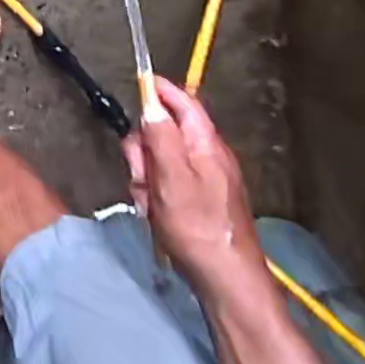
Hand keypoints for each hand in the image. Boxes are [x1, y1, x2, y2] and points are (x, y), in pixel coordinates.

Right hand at [122, 75, 262, 287]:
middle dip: (144, 148)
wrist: (226, 280)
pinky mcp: (197, 200)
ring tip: (149, 201)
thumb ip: (160, 137)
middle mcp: (206, 156)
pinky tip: (156, 213)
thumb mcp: (172, 177)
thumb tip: (151, 103)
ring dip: (146, 175)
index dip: (160, 90)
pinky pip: (166, 183)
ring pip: (160, 159)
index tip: (138, 82)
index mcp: (206, 144)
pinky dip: (154, 193)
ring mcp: (203, 179)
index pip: (183, 102)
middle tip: (141, 172)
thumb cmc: (199, 227)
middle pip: (164, 131)